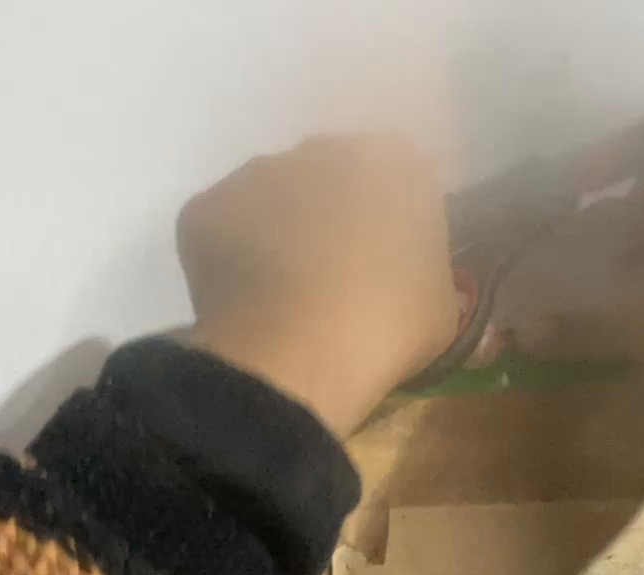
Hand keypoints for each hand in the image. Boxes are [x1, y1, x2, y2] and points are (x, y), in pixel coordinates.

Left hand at [179, 134, 458, 436]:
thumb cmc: (384, 331)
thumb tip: (406, 274)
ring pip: (270, 197)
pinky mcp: (205, 209)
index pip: (399, 170)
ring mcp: (256, 174)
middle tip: (332, 275)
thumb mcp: (439, 308)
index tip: (387, 257)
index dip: (391, 214)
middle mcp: (321, 149)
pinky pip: (221, 227)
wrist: (296, 356)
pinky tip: (244, 300)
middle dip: (331, 213)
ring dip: (277, 230)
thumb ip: (425, 270)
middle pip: (329, 174)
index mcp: (393, 161)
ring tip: (281, 292)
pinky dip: (229, 256)